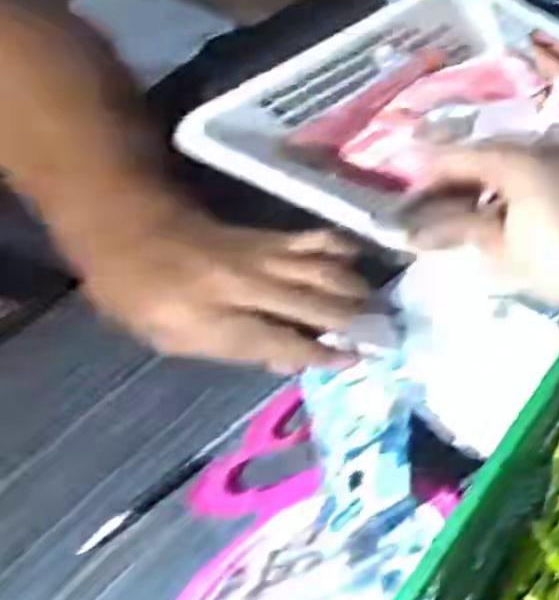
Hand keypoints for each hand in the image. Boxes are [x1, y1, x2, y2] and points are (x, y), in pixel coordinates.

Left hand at [76, 207, 368, 373]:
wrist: (139, 240)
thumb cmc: (147, 300)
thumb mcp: (175, 339)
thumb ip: (237, 350)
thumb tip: (294, 361)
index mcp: (206, 318)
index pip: (277, 341)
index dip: (318, 354)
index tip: (352, 361)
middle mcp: (242, 286)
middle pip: (315, 306)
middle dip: (352, 323)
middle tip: (378, 334)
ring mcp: (265, 257)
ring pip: (330, 274)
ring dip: (358, 293)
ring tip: (373, 306)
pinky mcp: (280, 238)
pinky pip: (325, 241)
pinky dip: (347, 252)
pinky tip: (354, 265)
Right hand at [409, 144, 558, 311]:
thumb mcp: (506, 252)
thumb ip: (461, 230)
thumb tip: (417, 229)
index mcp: (521, 161)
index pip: (457, 157)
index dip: (423, 179)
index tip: (397, 202)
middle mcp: (548, 149)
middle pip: (487, 154)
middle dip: (454, 179)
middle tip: (424, 211)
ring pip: (515, 161)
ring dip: (485, 182)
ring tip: (458, 216)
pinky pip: (540, 170)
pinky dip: (514, 186)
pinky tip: (501, 213)